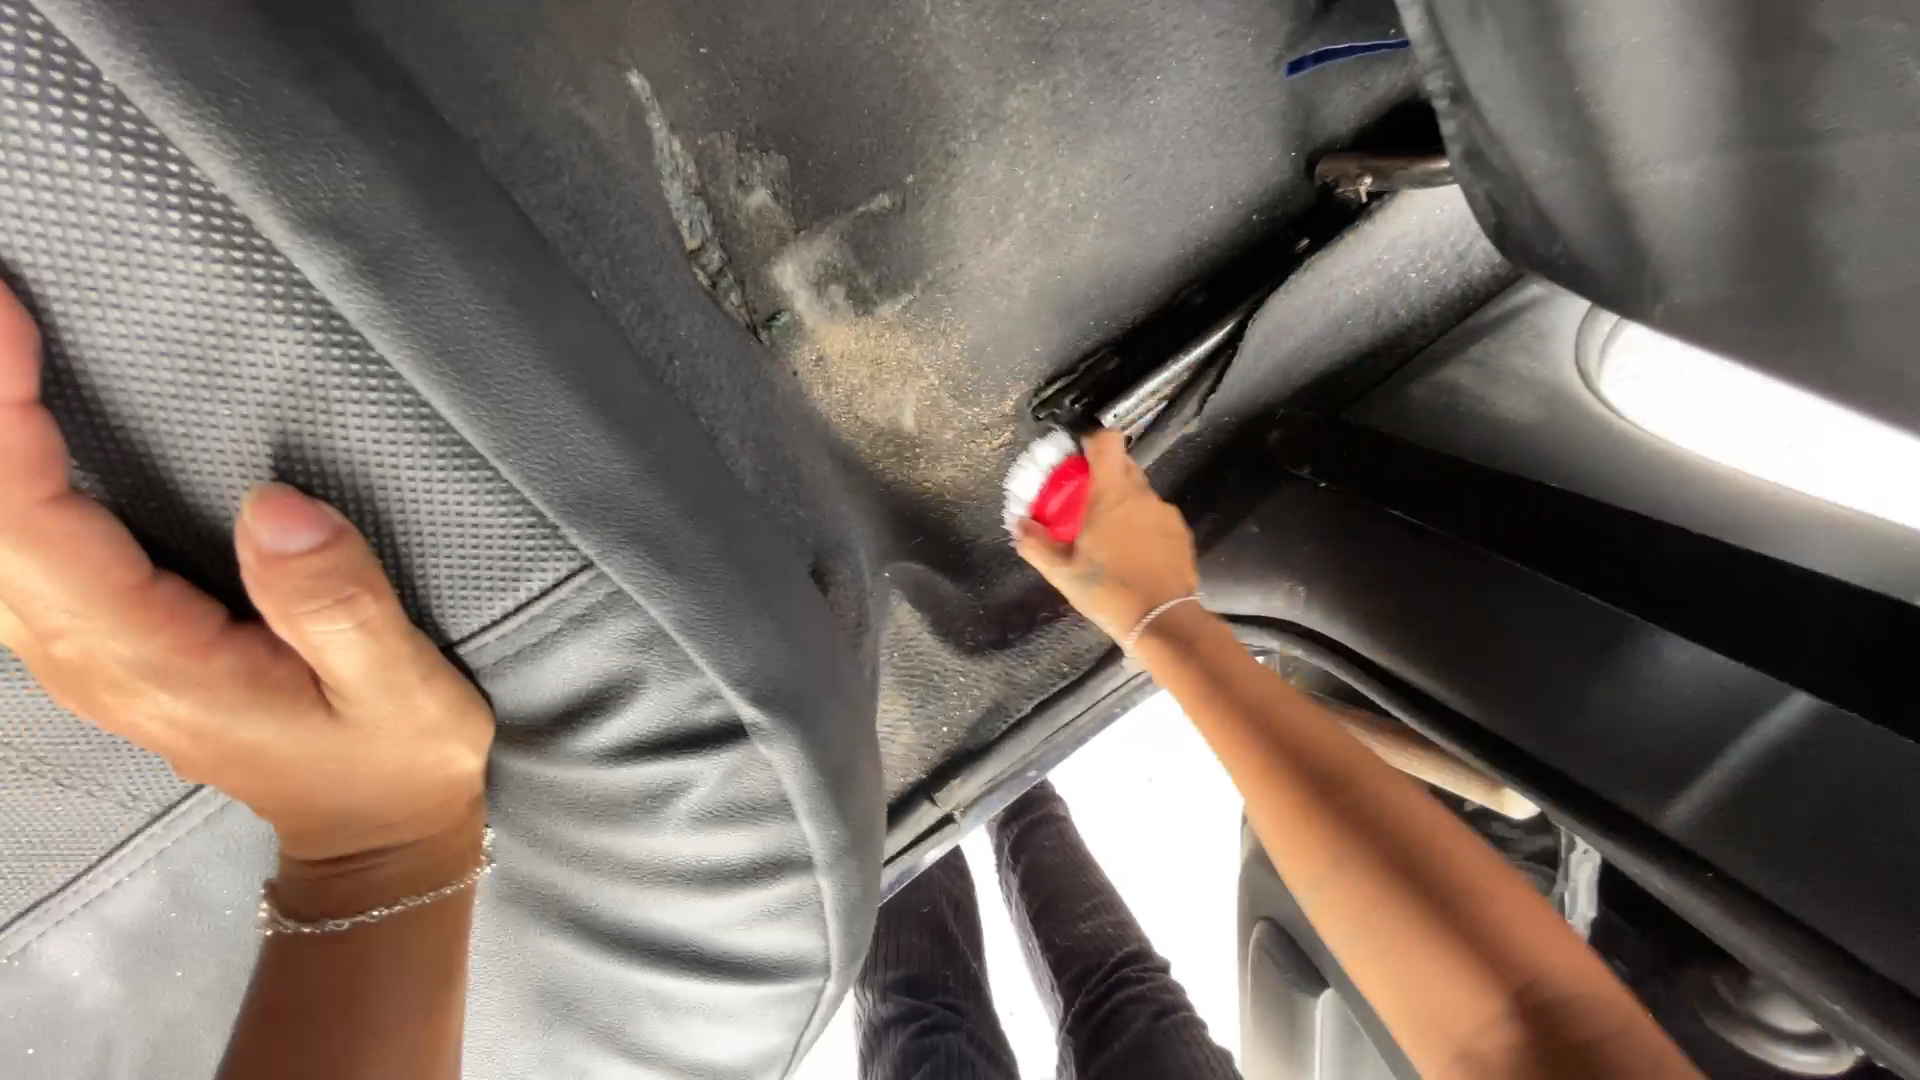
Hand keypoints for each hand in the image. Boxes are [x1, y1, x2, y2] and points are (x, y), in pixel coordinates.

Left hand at [0, 283, 492, 862]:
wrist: (375, 829)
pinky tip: (12, 433)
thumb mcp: (398, 686)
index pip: (30, 528)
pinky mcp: (113, 646)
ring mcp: (91, 656)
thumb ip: (338, 604)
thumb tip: (271, 504)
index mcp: (155, 659)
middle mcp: (91, 656)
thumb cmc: (397, 757)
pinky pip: (12, 554)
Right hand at [1014, 429, 1200, 642]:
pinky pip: (1157, 517)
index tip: (1079, 458)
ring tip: (1110, 536)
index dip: (1092, 442)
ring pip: (1141, 494)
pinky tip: (1134, 554)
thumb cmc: (1108, 591)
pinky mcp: (1181, 534)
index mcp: (1111, 494)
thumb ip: (1036, 545)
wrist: (1161, 620)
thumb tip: (1019, 526)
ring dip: (1124, 504)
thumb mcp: (1062, 573)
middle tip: (1086, 502)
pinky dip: (1143, 526)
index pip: (1107, 442)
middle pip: (1124, 466)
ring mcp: (1166, 513)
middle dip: (1104, 476)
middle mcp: (1142, 494)